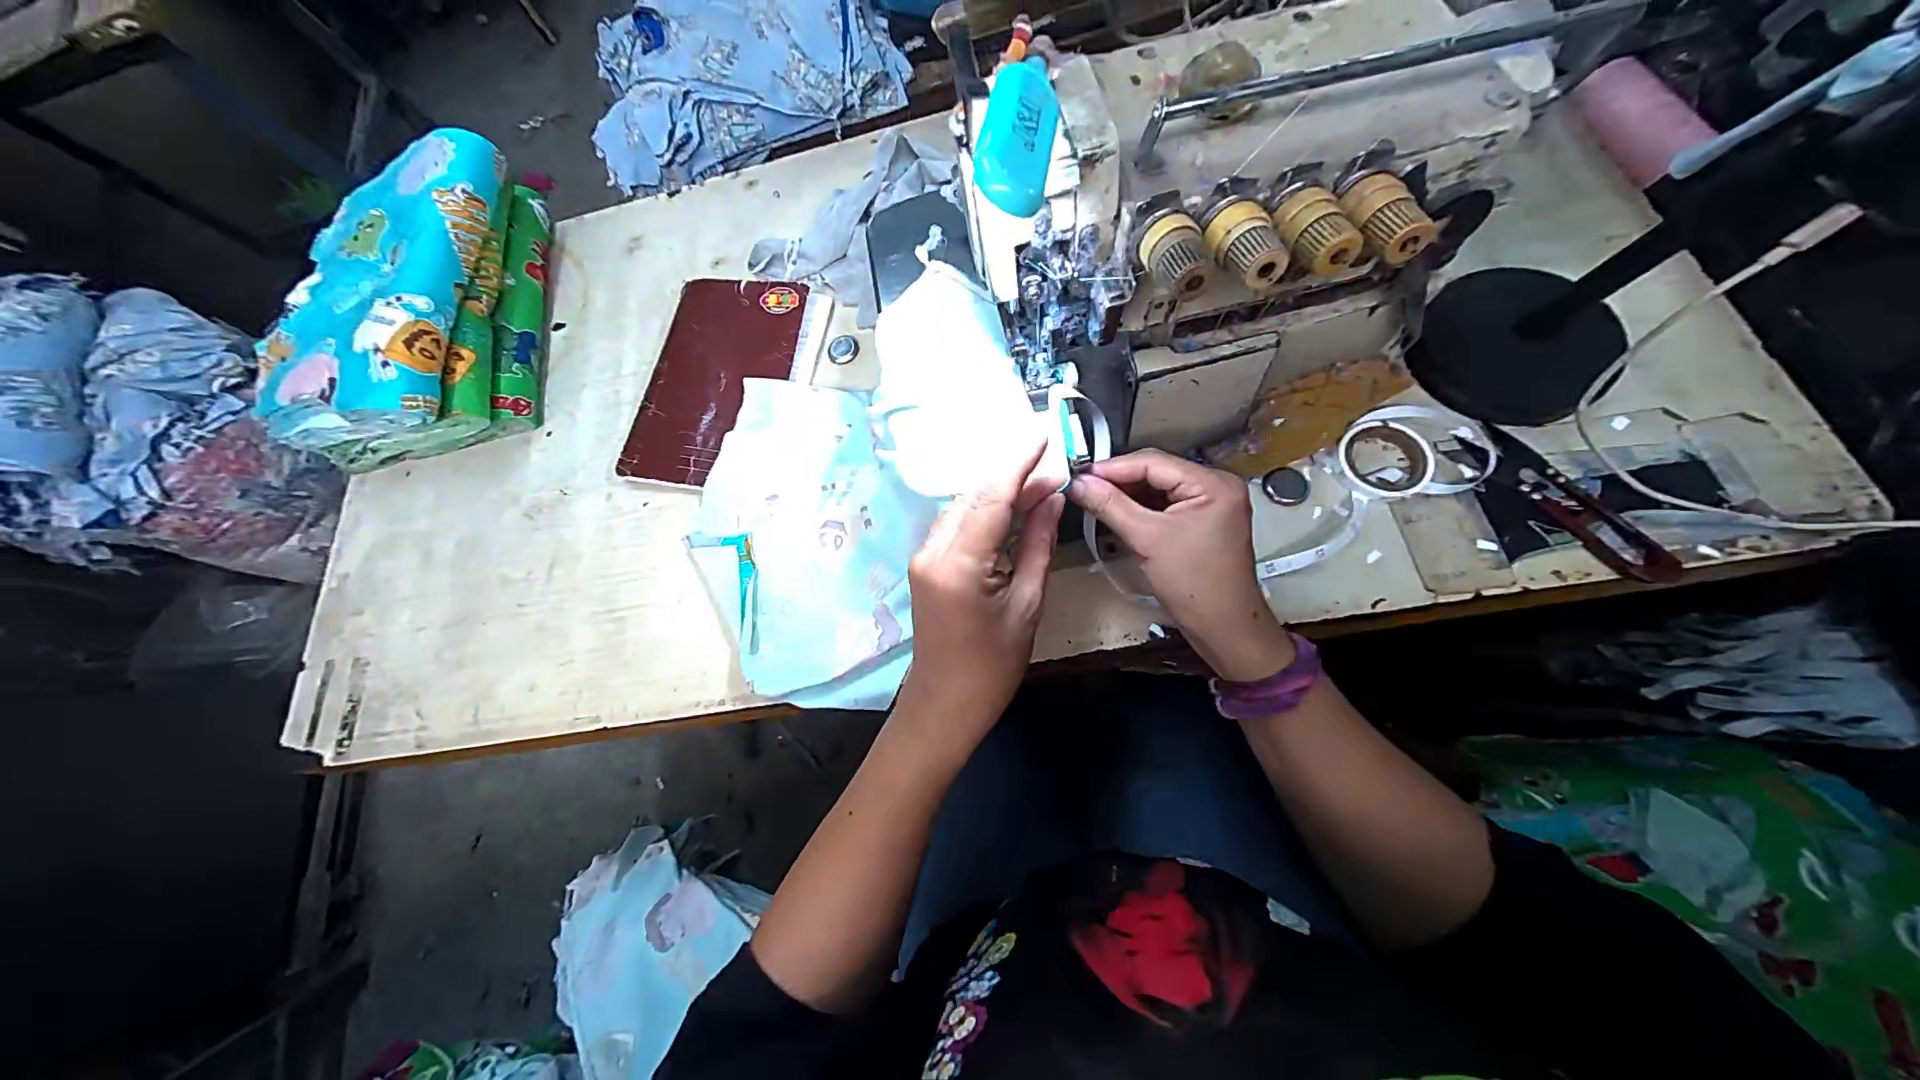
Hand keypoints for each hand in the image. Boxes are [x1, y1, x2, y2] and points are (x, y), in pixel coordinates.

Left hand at [898, 441, 1064, 751]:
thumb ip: (1037, 545)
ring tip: (1040, 489)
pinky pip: (957, 526)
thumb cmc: (991, 666)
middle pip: (974, 498)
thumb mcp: (1026, 604)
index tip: (1042, 436)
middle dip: (1013, 479)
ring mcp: (923, 557)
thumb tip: (1053, 498)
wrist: (944, 704)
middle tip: (1052, 471)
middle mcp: (931, 551)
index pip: (990, 498)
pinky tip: (1012, 513)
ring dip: (999, 495)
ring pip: (963, 508)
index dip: (1019, 464)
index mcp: (957, 564)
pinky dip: (984, 515)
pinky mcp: (924, 565)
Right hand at [1069, 450, 1293, 680]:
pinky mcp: (1202, 520)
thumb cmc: (1195, 585)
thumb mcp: (1146, 539)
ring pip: (1158, 488)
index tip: (1081, 475)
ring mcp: (1210, 504)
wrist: (1223, 626)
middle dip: (1119, 481)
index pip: (1154, 462)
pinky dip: (1140, 508)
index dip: (1113, 467)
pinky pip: (1165, 505)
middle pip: (1156, 472)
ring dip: (1127, 495)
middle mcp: (1216, 486)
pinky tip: (1117, 512)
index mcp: (1213, 483)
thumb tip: (1080, 484)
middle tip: (1084, 487)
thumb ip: (1110, 506)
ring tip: (1095, 499)